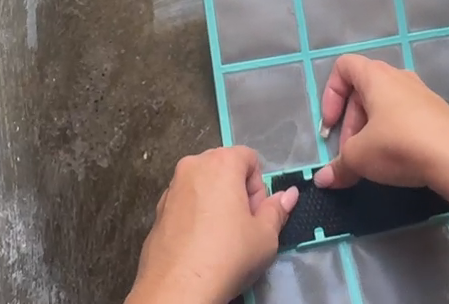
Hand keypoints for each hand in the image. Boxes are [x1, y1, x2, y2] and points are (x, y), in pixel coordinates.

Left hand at [126, 146, 297, 303]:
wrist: (177, 289)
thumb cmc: (227, 256)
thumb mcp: (265, 237)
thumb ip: (277, 210)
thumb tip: (289, 194)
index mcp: (221, 162)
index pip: (250, 158)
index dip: (259, 187)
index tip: (256, 216)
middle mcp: (193, 164)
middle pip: (225, 167)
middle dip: (238, 192)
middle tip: (242, 227)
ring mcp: (172, 186)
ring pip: (204, 184)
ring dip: (216, 202)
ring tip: (221, 238)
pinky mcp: (159, 209)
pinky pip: (186, 202)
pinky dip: (195, 214)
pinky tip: (200, 244)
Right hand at [315, 54, 448, 190]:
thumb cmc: (399, 145)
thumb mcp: (361, 157)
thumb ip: (339, 166)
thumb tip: (323, 180)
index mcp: (376, 76)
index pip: (344, 66)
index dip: (330, 94)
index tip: (330, 125)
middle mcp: (398, 76)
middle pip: (363, 91)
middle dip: (351, 123)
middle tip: (351, 154)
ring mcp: (422, 93)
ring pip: (385, 106)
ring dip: (372, 130)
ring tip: (373, 160)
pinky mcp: (438, 113)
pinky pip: (406, 117)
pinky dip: (395, 134)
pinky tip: (400, 160)